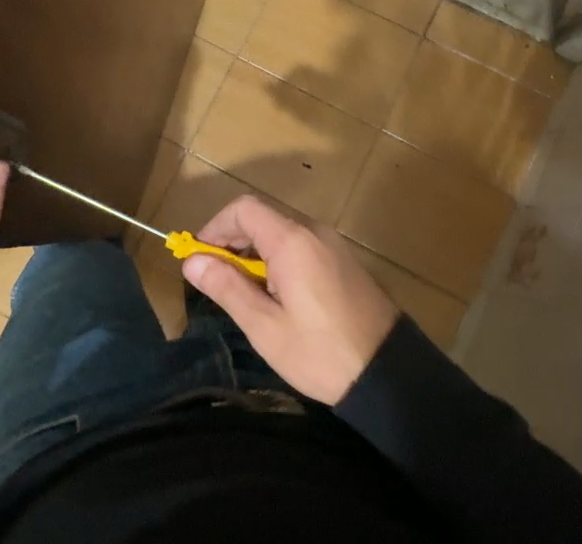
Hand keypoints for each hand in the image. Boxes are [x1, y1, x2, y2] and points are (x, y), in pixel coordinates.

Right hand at [182, 195, 398, 403]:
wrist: (389, 373)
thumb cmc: (320, 352)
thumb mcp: (265, 326)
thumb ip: (227, 287)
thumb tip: (192, 262)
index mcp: (292, 241)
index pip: (243, 209)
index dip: (215, 227)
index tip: (199, 258)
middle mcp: (314, 232)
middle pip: (263, 217)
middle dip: (232, 241)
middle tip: (217, 280)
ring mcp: (333, 244)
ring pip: (282, 231)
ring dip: (255, 251)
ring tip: (246, 293)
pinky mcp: (344, 261)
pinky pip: (302, 245)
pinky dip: (279, 258)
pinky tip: (277, 296)